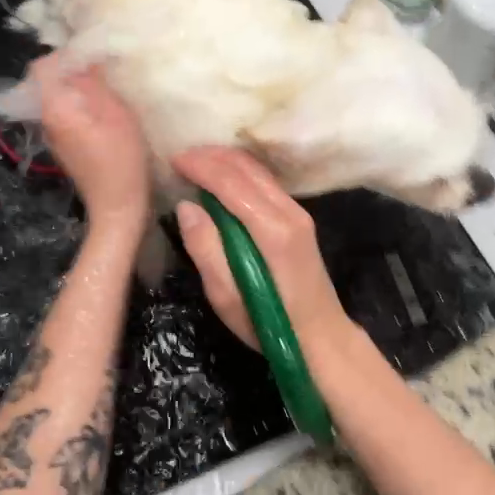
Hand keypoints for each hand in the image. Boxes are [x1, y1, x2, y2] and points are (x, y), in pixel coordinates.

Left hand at [30, 53, 152, 235]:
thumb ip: (95, 82)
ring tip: (103, 87)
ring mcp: (52, 134)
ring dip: (75, 87)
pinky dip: (77, 103)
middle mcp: (45, 119)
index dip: (63, 56)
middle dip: (70, 70)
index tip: (89, 57)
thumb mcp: (116, 112)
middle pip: (46, 81)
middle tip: (99, 69)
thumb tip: (85, 58)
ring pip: (54, 96)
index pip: (41, 68)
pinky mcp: (62, 144)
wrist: (117, 206)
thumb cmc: (122, 157)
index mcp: (54, 108)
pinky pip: (62, 112)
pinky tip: (101, 110)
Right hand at [172, 147, 354, 352]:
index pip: (231, 182)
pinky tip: (221, 178)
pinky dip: (238, 171)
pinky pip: (264, 180)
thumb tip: (186, 205)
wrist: (321, 339)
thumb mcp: (227, 297)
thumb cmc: (270, 324)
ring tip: (195, 163)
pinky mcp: (298, 217)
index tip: (173, 160)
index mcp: (272, 230)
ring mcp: (297, 211)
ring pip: (257, 169)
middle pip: (246, 167)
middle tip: (179, 158)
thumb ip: (205, 248)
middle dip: (210, 156)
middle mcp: (289, 211)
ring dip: (225, 160)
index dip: (200, 166)